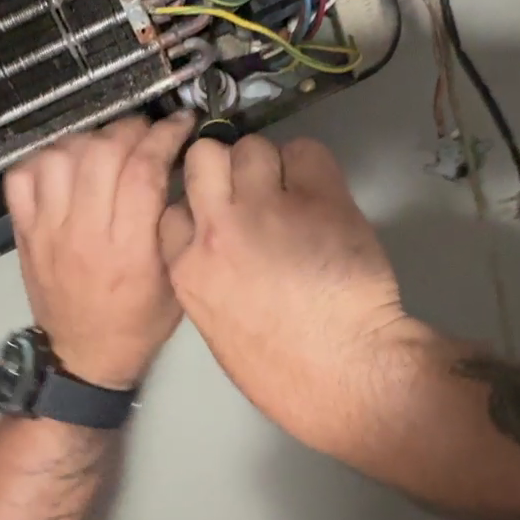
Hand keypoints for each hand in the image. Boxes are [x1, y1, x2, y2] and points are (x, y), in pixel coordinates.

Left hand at [4, 113, 197, 390]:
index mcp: (128, 250)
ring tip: (109, 145)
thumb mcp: (177, 281)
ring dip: (90, 139)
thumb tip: (179, 170)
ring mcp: (47, 231)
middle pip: (102, 154)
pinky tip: (70, 163)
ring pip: (61, 157)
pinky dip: (46, 158)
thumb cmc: (139, 322)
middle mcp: (83, 234)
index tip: (180, 124)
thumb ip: (179, 227)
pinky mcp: (24, 232)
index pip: (143, 171)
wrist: (84, 357)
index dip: (165, 137)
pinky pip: (23, 175)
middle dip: (132, 130)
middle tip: (148, 132)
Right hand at [159, 136, 434, 451]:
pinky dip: (312, 166)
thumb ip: (209, 277)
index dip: (200, 202)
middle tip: (255, 190)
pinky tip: (324, 195)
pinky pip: (307, 151)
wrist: (346, 372)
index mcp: (189, 268)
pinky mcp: (319, 197)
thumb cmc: (284, 371)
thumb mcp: (218, 327)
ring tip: (295, 194)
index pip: (173, 206)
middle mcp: (220, 228)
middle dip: (226, 166)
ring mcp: (268, 208)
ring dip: (271, 165)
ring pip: (253, 147)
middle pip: (206, 158)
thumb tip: (222, 251)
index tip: (220, 212)